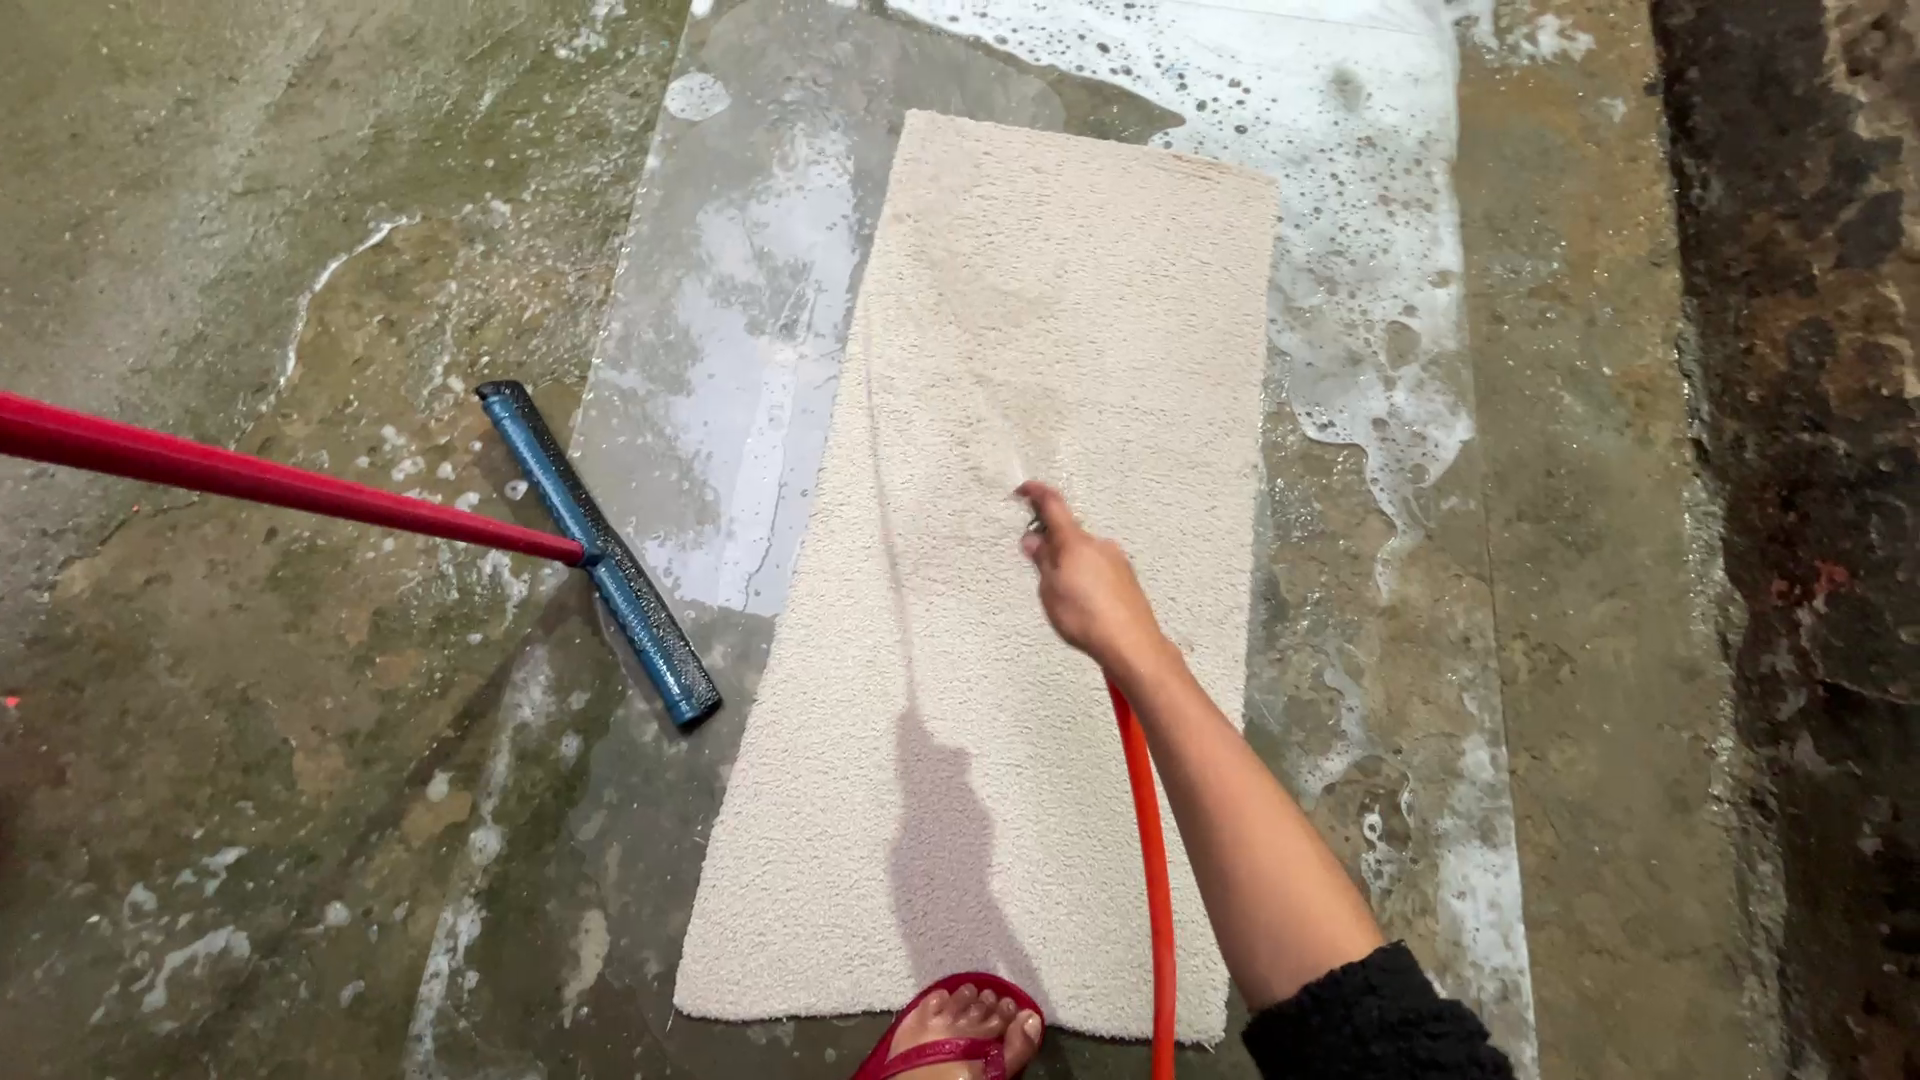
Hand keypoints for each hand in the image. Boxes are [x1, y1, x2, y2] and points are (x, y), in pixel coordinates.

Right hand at [1015, 481, 1167, 672]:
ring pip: (1084, 551)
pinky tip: (1084, 601)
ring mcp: (1116, 559)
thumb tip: (1034, 539)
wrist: (1131, 644)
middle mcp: (1099, 544)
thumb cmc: (1086, 618)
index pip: (1053, 505)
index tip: (1024, 490)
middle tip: (1037, 565)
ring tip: (1063, 595)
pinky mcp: (1126, 576)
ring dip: (1069, 562)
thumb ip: (1042, 560)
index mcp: (1076, 542)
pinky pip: (1098, 566)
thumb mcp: (1050, 590)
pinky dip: (1085, 574)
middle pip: (1068, 532)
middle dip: (1050, 543)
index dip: (1036, 493)